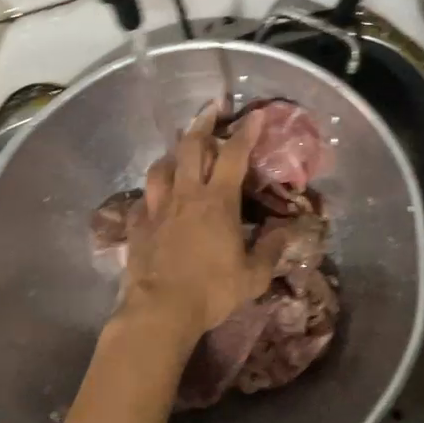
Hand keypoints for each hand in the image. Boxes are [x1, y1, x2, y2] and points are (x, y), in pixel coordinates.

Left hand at [120, 110, 289, 343]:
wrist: (160, 311)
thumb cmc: (211, 291)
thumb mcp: (253, 276)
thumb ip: (271, 249)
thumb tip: (287, 229)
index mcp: (217, 201)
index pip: (234, 155)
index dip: (246, 132)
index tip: (255, 115)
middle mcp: (186, 195)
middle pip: (191, 147)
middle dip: (202, 124)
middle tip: (211, 111)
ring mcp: (157, 208)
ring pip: (161, 168)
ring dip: (172, 156)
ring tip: (178, 153)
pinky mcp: (137, 226)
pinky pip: (141, 202)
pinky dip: (149, 196)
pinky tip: (151, 201)